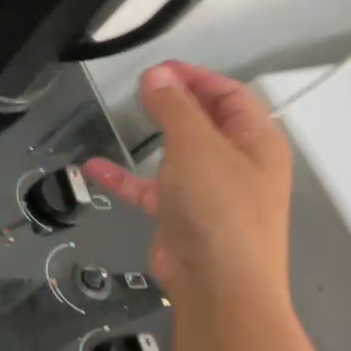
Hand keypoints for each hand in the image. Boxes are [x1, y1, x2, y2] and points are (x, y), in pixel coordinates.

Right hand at [83, 61, 291, 299]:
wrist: (217, 281)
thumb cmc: (218, 208)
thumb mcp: (196, 148)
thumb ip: (174, 109)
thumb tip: (156, 75)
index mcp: (256, 142)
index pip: (231, 96)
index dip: (197, 78)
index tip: (158, 68)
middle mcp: (238, 163)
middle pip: (207, 122)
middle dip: (177, 101)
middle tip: (141, 87)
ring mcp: (210, 191)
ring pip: (179, 152)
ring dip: (152, 134)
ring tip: (123, 115)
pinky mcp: (181, 215)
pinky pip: (150, 187)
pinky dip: (124, 176)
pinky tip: (94, 169)